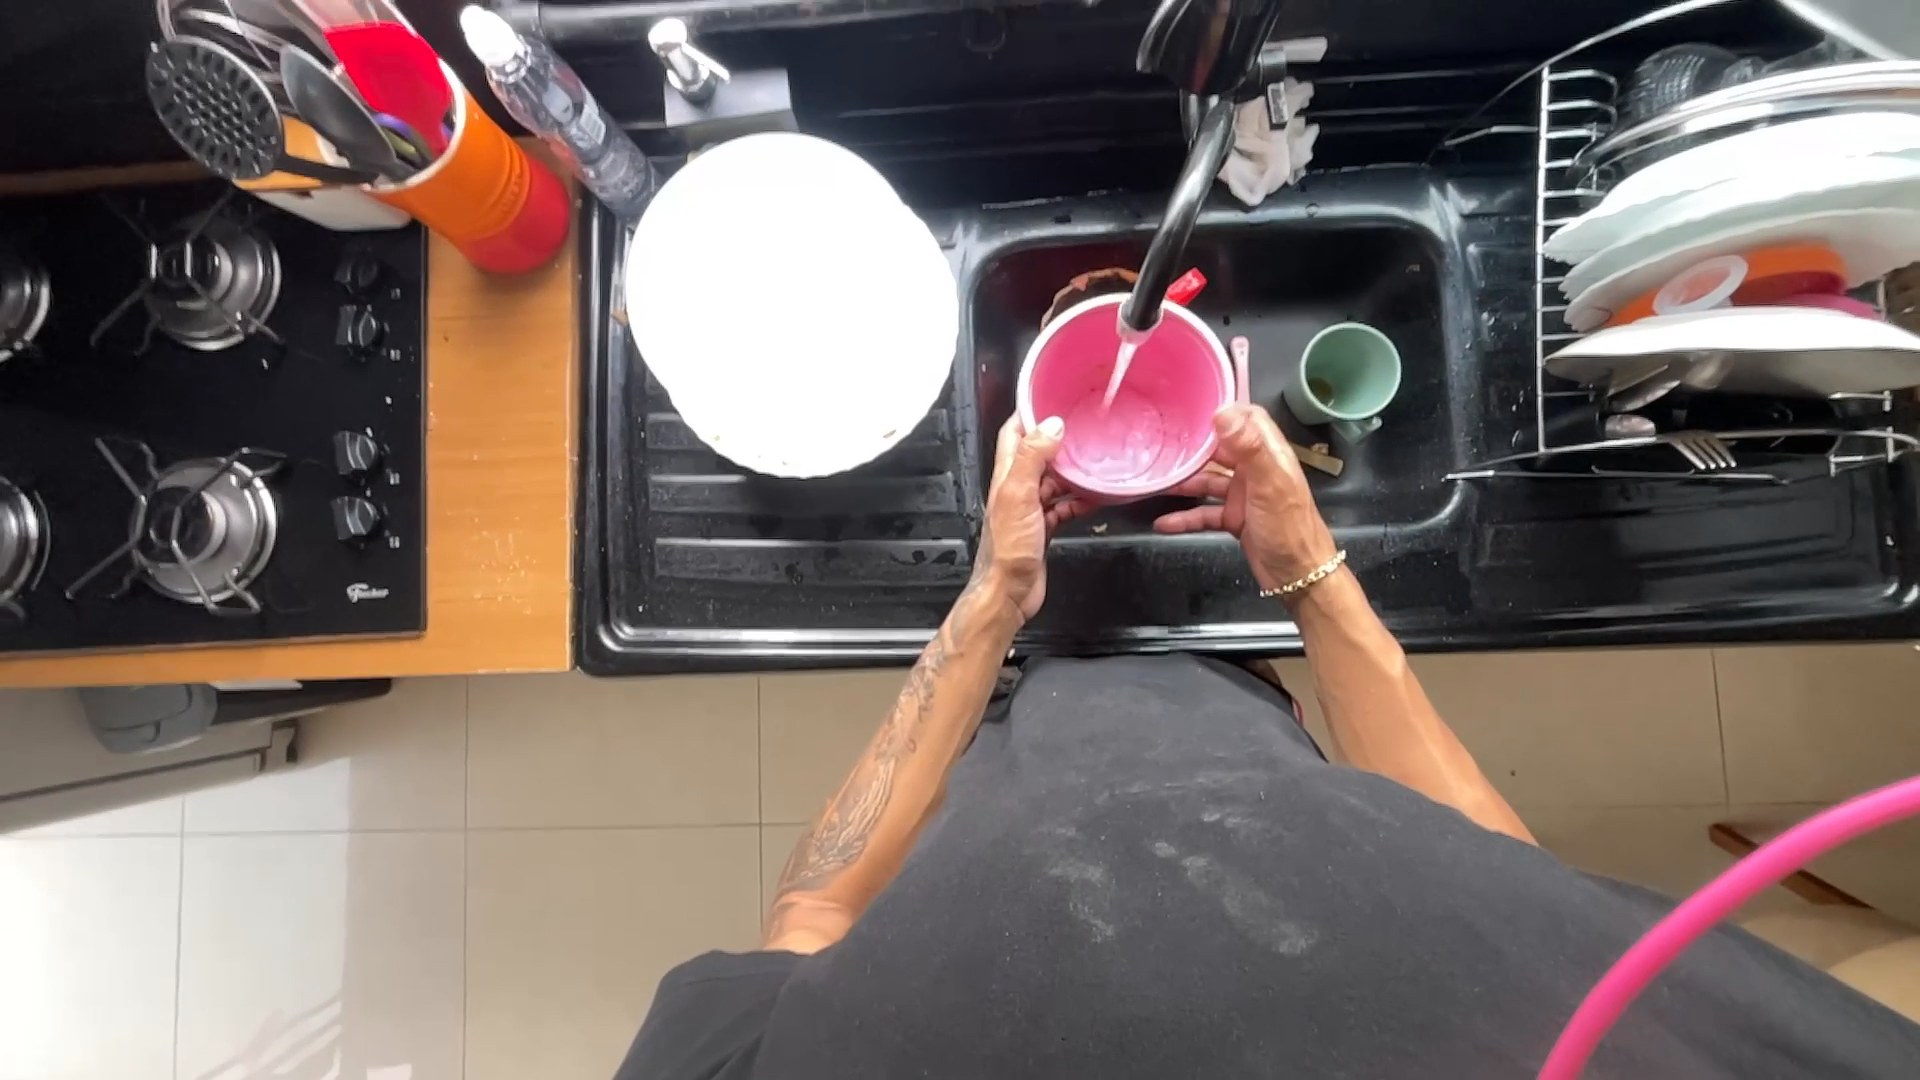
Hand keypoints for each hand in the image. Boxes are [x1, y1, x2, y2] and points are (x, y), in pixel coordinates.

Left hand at [971, 415, 1092, 620]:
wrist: (1009, 591)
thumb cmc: (1007, 550)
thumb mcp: (1019, 496)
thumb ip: (1033, 459)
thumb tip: (1051, 425)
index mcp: (1007, 475)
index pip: (1014, 433)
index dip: (1028, 413)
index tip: (1050, 397)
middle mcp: (1017, 488)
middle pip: (1039, 454)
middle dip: (1059, 440)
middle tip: (1084, 429)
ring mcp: (1030, 508)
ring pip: (1054, 480)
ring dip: (1074, 472)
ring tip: (1096, 463)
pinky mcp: (1043, 527)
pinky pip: (1064, 506)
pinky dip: (1079, 500)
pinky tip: (1094, 499)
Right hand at [1153, 403, 1338, 593]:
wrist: (1299, 577)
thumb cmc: (1288, 529)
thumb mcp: (1268, 485)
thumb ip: (1248, 448)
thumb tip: (1222, 412)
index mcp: (1268, 456)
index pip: (1248, 420)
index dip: (1224, 412)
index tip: (1192, 408)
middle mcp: (1255, 471)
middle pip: (1220, 451)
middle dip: (1193, 449)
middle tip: (1161, 445)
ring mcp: (1243, 496)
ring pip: (1207, 482)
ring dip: (1184, 484)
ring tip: (1155, 483)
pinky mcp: (1234, 519)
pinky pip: (1204, 513)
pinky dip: (1185, 517)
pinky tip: (1163, 522)